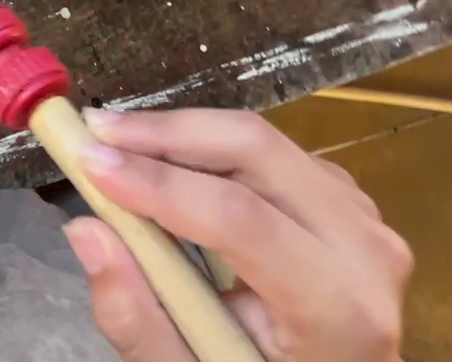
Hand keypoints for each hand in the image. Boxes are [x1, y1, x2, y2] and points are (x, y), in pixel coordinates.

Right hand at [63, 108, 411, 361]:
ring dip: (175, 132)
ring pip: (254, 138)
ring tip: (112, 141)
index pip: (241, 220)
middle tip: (92, 130)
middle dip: (163, 133)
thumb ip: (136, 320)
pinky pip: (260, 146)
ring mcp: (359, 214)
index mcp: (344, 313)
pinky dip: (199, 141)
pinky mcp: (339, 193)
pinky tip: (157, 158)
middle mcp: (366, 248)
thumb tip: (85, 231)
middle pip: (253, 152)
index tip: (86, 161)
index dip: (158, 183)